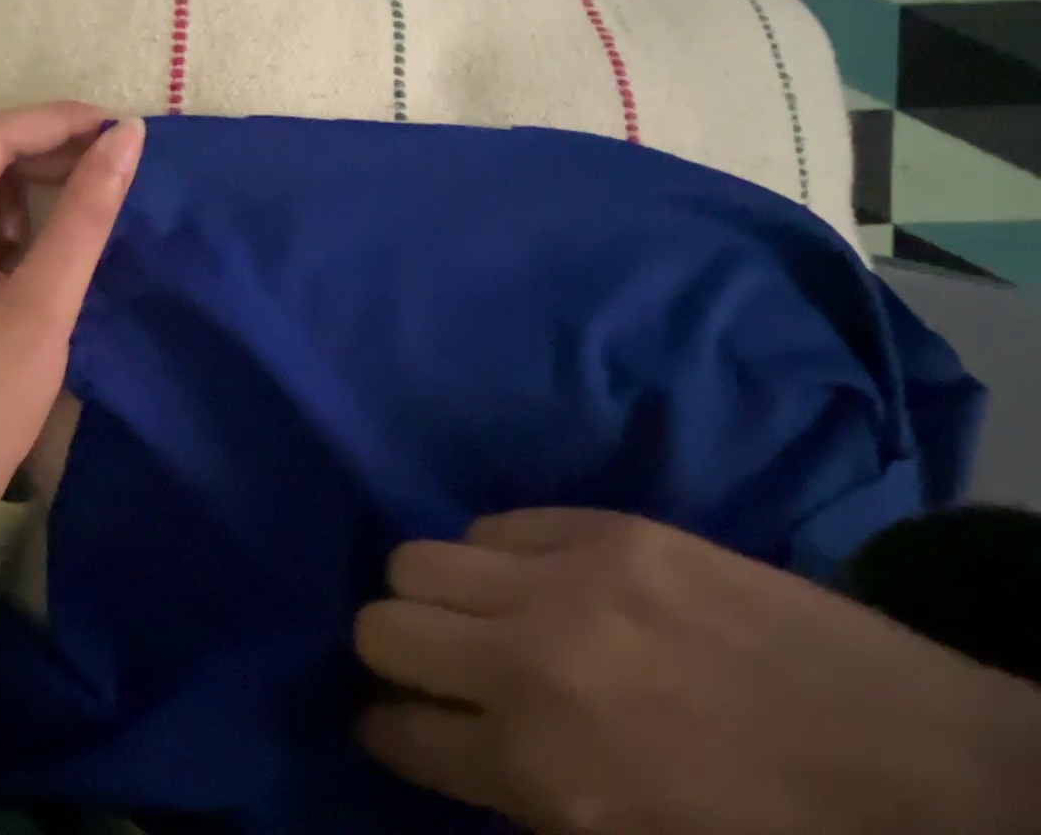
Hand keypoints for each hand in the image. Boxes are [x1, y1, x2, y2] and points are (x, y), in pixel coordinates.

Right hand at [354, 509, 1040, 834]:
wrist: (935, 774)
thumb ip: (509, 790)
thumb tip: (433, 732)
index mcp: (536, 770)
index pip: (390, 730)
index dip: (382, 728)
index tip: (393, 721)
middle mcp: (528, 666)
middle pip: (379, 629)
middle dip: (389, 654)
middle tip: (432, 666)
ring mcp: (568, 585)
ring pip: (414, 560)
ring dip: (432, 597)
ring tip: (478, 614)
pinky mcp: (611, 531)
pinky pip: (493, 524)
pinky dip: (497, 557)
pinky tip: (538, 582)